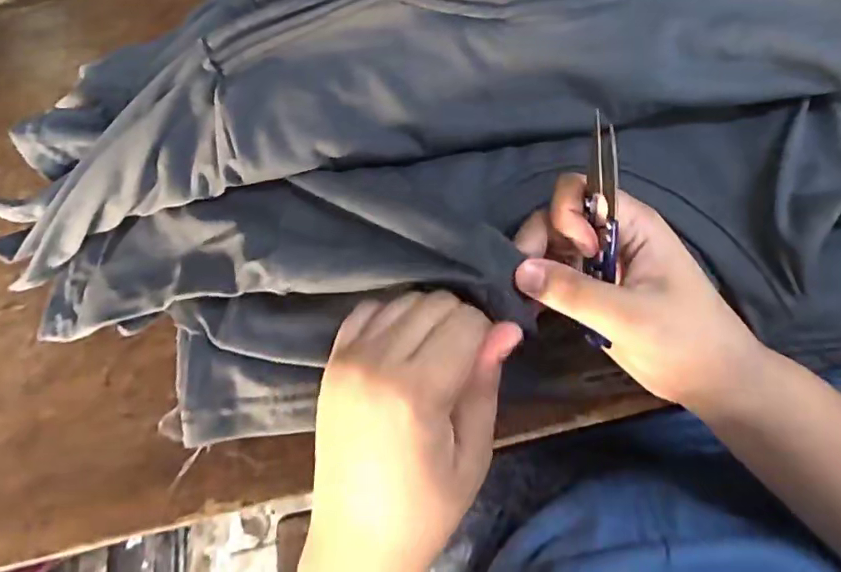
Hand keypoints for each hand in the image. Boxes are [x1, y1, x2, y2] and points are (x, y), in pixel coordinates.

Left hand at [301, 291, 522, 571]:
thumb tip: (508, 327)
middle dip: (460, 322)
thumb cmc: (424, 509)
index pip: (467, 321)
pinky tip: (399, 347)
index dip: (485, 335)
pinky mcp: (332, 360)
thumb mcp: (472, 456)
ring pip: (406, 298)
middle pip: (437, 302)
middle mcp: (378, 363)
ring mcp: (349, 359)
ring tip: (431, 357)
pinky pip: (369, 308)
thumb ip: (486, 384)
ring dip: (427, 317)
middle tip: (460, 364)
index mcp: (416, 392)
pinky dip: (391, 316)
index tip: (484, 364)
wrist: (355, 542)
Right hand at [513, 173, 767, 411]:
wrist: (716, 382)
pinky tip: (531, 309)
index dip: (567, 213)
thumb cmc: (684, 339)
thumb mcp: (628, 316)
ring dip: (537, 264)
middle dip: (541, 240)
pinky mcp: (597, 288)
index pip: (583, 190)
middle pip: (561, 215)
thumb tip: (519, 270)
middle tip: (530, 282)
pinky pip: (561, 272)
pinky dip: (543, 285)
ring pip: (556, 243)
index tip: (577, 253)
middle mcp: (613, 233)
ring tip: (525, 301)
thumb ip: (574, 292)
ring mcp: (604, 260)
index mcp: (632, 223)